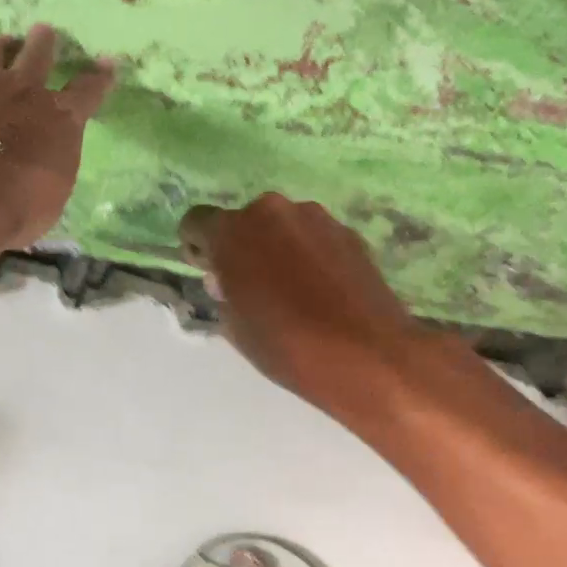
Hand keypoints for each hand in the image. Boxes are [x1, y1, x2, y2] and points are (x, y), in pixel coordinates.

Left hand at [0, 24, 115, 246]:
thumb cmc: (17, 208)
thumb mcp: (52, 194)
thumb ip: (50, 167)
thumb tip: (42, 163)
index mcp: (57, 117)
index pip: (87, 90)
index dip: (99, 76)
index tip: (107, 63)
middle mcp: (21, 90)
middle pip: (37, 54)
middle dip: (43, 42)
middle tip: (44, 33)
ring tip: (2, 40)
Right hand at [178, 194, 423, 404]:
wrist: (370, 355)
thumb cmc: (288, 345)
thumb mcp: (235, 327)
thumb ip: (223, 293)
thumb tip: (229, 280)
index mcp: (231, 231)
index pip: (196, 222)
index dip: (197, 246)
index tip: (209, 272)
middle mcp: (269, 210)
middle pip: (243, 221)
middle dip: (242, 246)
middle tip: (252, 284)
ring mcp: (313, 217)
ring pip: (282, 226)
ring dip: (278, 247)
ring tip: (294, 289)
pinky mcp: (348, 231)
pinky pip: (314, 237)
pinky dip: (311, 254)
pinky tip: (324, 290)